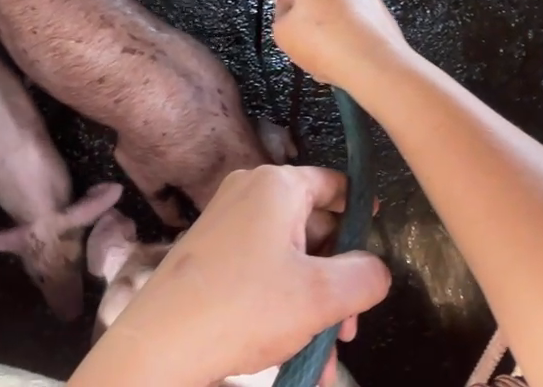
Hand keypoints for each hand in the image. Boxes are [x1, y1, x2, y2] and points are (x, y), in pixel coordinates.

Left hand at [80, 166, 390, 386]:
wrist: (161, 342)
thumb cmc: (247, 306)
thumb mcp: (321, 296)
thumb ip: (365, 277)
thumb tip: (376, 269)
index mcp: (278, 185)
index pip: (336, 185)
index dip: (363, 213)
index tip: (380, 246)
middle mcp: (251, 192)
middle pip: (315, 227)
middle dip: (338, 280)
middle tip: (350, 328)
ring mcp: (227, 221)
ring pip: (290, 257)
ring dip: (314, 304)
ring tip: (323, 357)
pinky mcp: (211, 253)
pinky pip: (262, 270)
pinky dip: (283, 305)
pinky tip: (297, 355)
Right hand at [268, 0, 413, 93]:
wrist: (378, 66)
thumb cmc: (326, 43)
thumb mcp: (284, 31)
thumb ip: (280, 11)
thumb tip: (287, 2)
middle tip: (293, 19)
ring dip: (320, 9)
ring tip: (316, 42)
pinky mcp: (378, 5)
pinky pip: (350, 7)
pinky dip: (340, 22)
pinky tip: (337, 50)